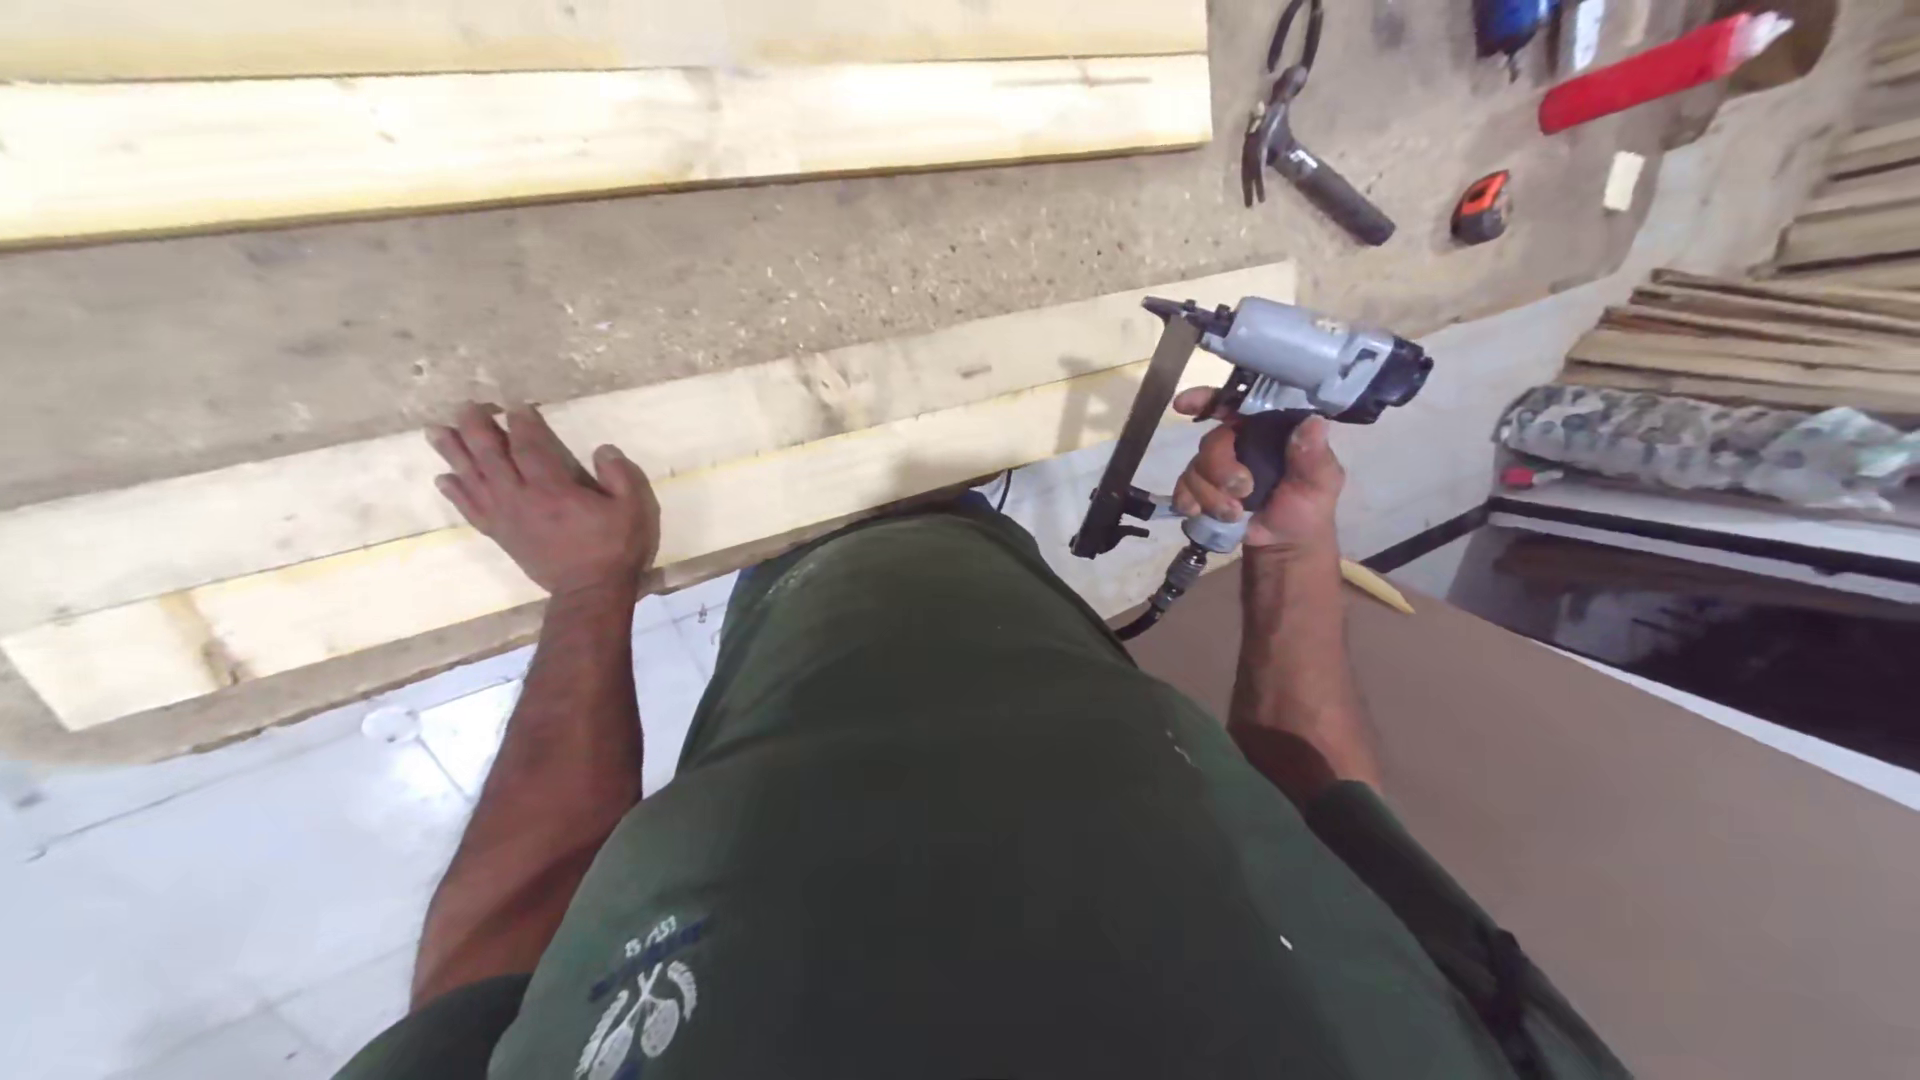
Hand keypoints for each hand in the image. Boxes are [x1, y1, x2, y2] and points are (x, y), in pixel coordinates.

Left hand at [426, 403, 660, 597]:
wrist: (590, 590)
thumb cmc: (615, 547)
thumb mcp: (632, 508)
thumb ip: (620, 475)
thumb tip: (603, 449)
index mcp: (553, 488)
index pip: (529, 446)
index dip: (522, 423)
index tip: (517, 405)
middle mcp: (520, 497)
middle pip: (489, 455)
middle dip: (477, 427)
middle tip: (466, 406)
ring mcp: (505, 517)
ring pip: (472, 478)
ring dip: (453, 452)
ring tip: (436, 430)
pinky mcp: (500, 534)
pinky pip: (470, 509)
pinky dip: (455, 492)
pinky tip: (443, 478)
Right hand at [1170, 388, 1343, 551]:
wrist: (1283, 547)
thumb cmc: (1306, 509)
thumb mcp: (1320, 483)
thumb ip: (1313, 456)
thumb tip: (1312, 423)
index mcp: (1265, 430)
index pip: (1236, 404)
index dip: (1208, 398)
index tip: (1184, 404)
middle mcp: (1236, 444)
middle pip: (1212, 442)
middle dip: (1220, 469)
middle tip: (1242, 492)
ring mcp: (1214, 468)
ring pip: (1194, 468)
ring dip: (1210, 495)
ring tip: (1233, 515)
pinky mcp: (1199, 491)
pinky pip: (1182, 489)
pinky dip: (1188, 501)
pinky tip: (1198, 513)